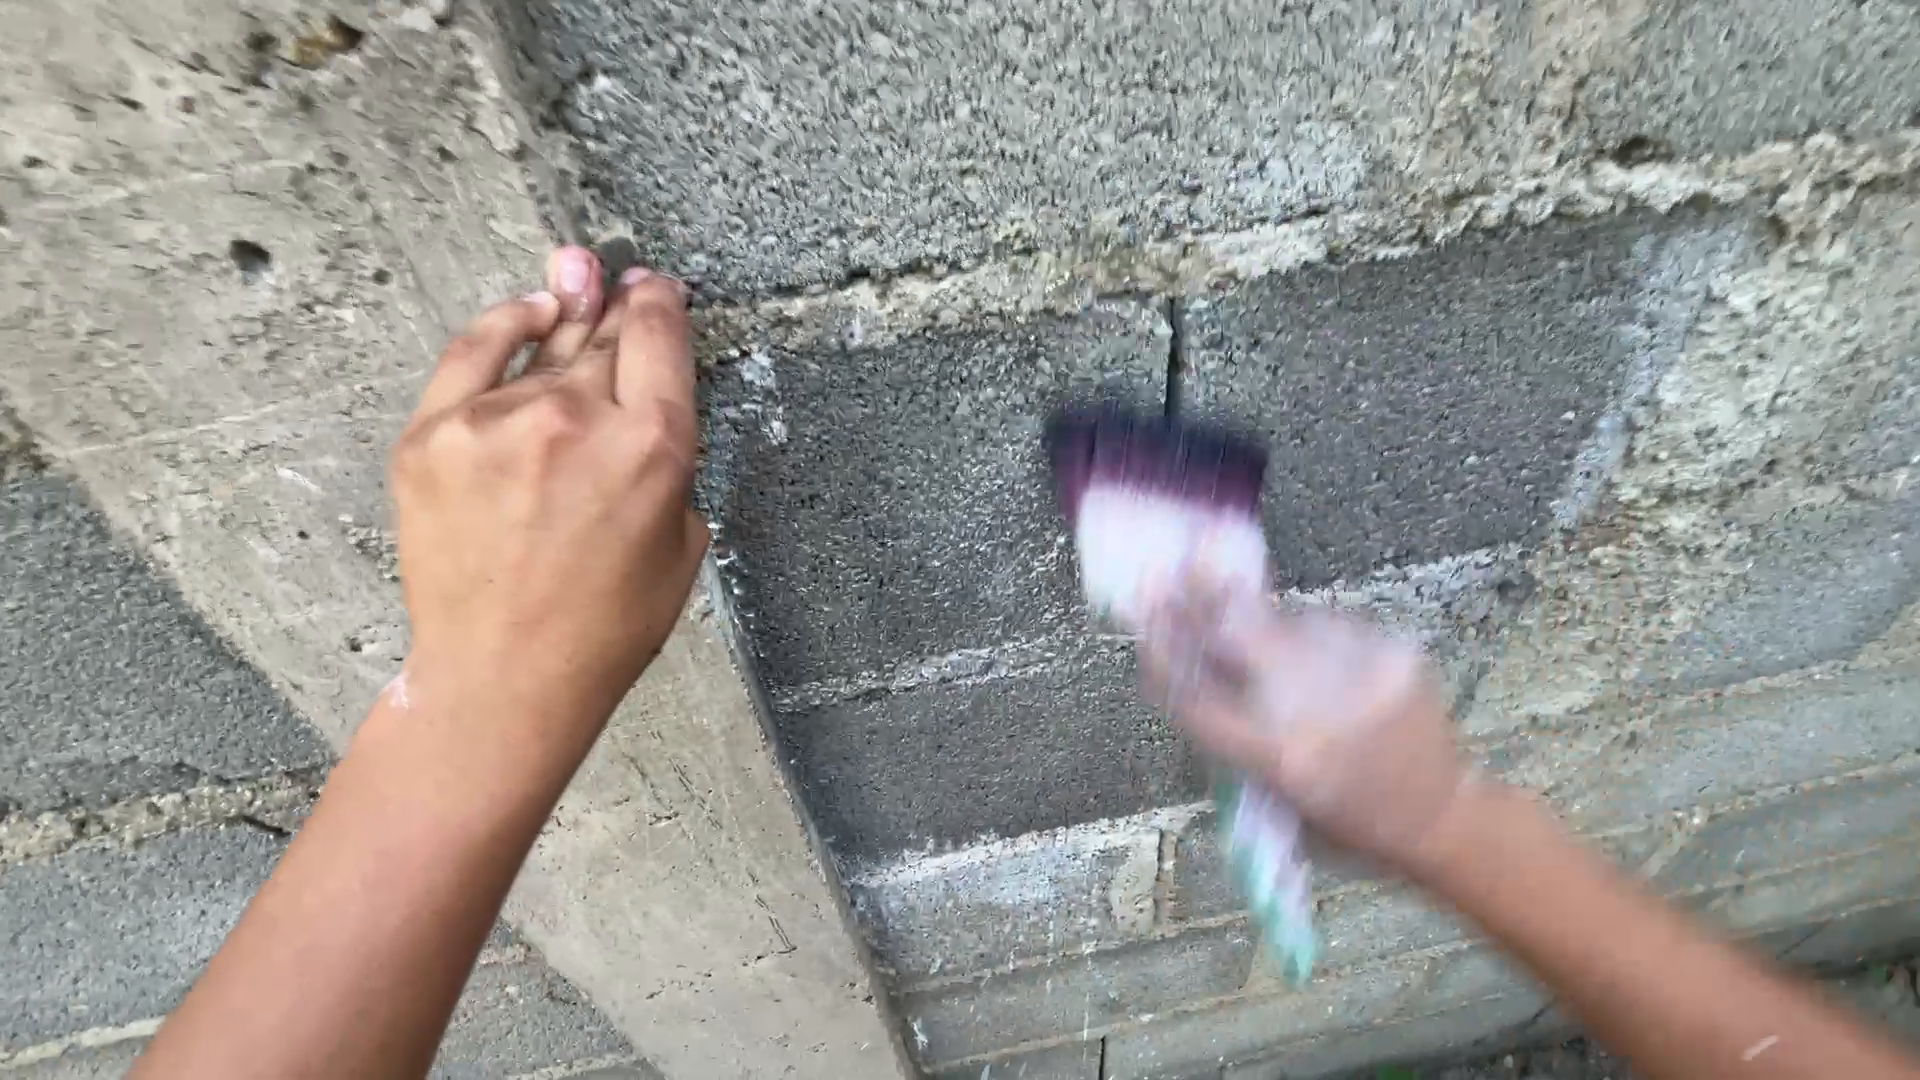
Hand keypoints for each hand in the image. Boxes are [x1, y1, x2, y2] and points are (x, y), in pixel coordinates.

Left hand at [390, 246, 708, 726]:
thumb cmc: (609, 622)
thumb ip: (669, 468)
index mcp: (656, 448)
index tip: (657, 289)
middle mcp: (581, 419)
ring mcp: (500, 421)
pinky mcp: (435, 434)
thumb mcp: (684, 542)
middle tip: (622, 281)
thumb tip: (642, 414)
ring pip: (547, 344)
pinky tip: (530, 307)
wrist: (508, 673)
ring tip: (578, 282)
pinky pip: (473, 353)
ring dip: (571, 315)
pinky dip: (505, 325)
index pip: (661, 339)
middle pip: (606, 334)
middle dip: (620, 305)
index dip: (661, 303)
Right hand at [1137, 572, 1467, 877]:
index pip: (1198, 696)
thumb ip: (1232, 735)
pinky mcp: (1394, 654)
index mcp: (1281, 758)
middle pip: (1238, 634)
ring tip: (1242, 614)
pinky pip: (1329, 625)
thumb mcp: (1275, 799)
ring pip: (1284, 622)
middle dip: (1195, 601)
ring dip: (1254, 617)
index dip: (1163, 657)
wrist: (1446, 818)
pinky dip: (1307, 631)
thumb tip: (1190, 674)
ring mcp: (1360, 674)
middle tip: (1166, 575)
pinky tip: (1310, 649)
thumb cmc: (1347, 823)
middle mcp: (1318, 712)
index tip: (1143, 627)